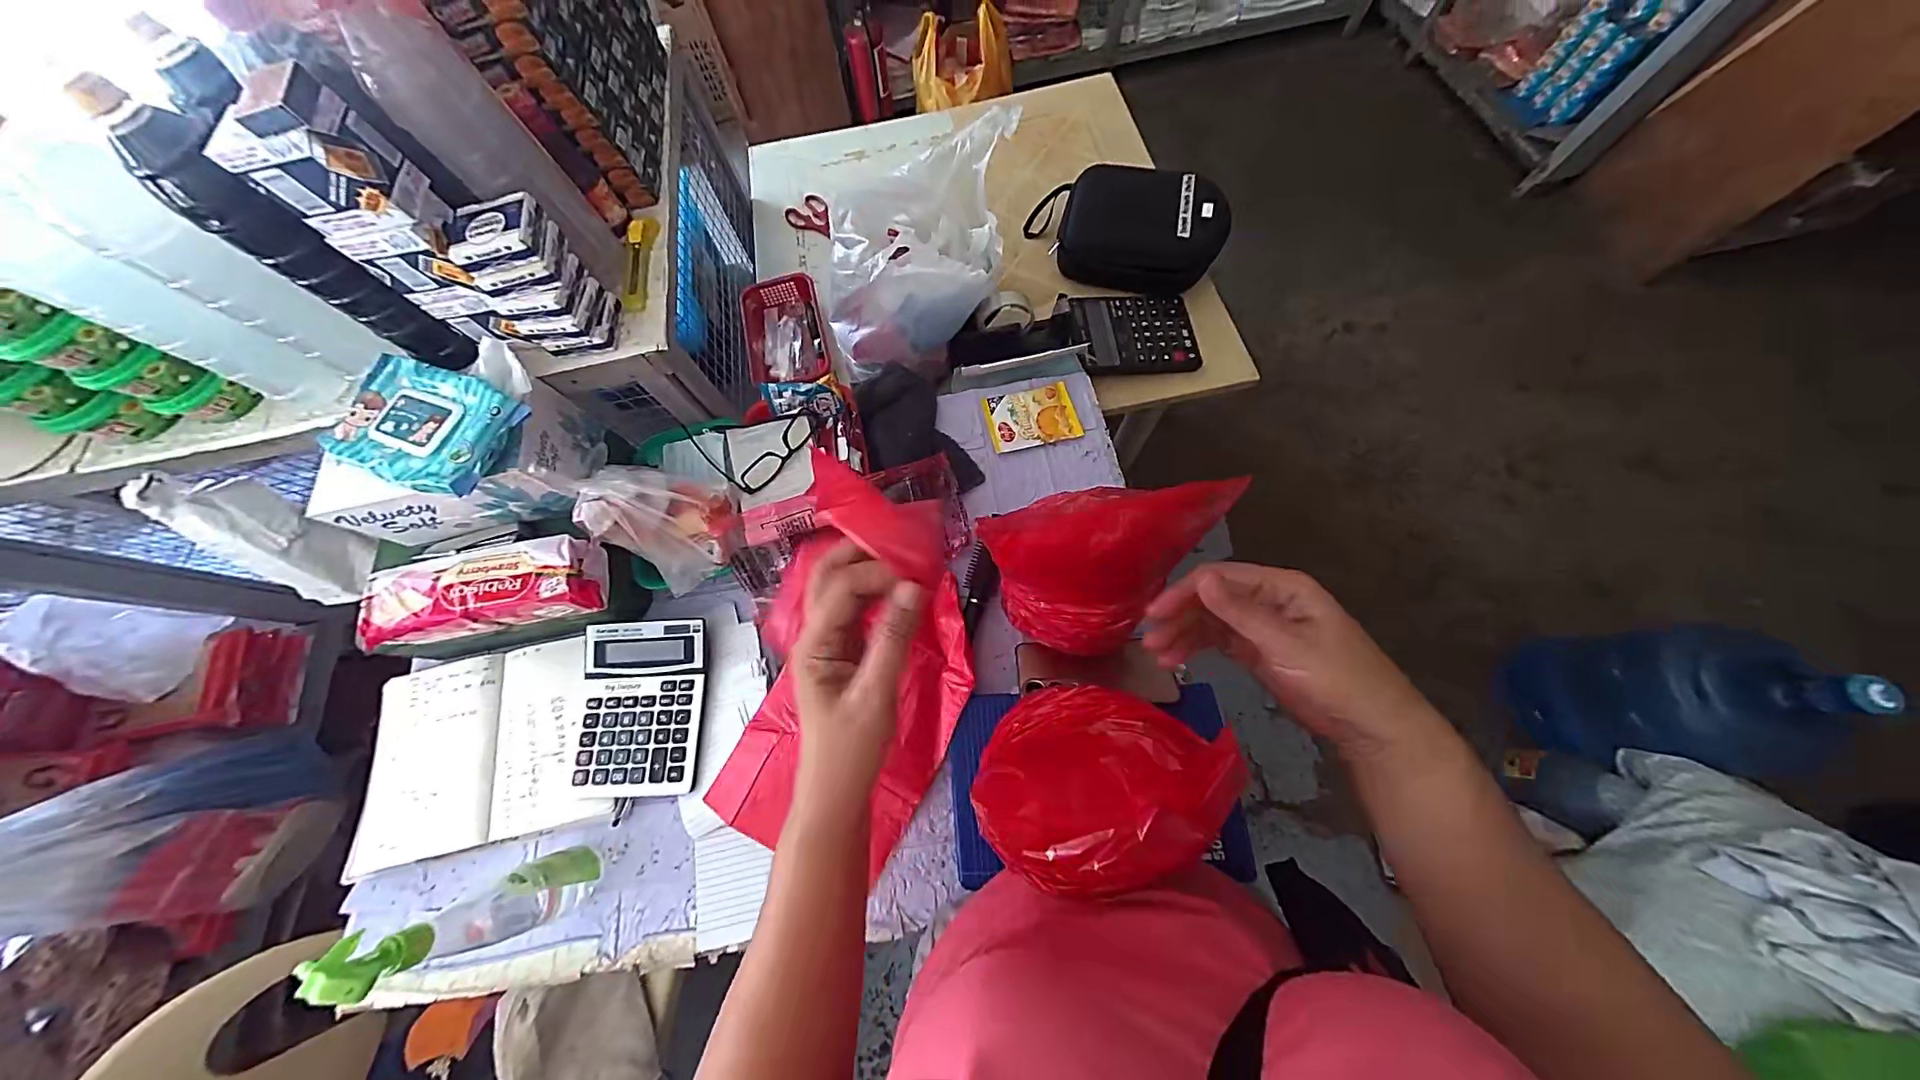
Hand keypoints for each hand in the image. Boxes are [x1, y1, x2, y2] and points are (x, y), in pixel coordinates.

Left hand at [791, 542, 924, 812]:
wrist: (836, 791)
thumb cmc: (851, 751)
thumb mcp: (876, 694)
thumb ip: (894, 639)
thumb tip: (913, 588)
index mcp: (814, 644)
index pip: (843, 588)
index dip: (878, 573)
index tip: (917, 573)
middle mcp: (815, 635)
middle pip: (829, 576)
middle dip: (862, 554)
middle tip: (904, 544)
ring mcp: (828, 643)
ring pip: (842, 590)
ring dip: (870, 571)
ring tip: (906, 561)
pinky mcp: (843, 653)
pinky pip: (858, 611)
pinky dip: (878, 595)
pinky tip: (901, 592)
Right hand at [1142, 562, 1445, 759]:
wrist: (1373, 729)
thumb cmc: (1337, 680)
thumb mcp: (1286, 645)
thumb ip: (1240, 612)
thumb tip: (1199, 578)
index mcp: (1282, 587)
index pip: (1221, 578)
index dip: (1184, 592)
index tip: (1154, 615)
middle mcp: (1268, 601)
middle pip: (1212, 598)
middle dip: (1179, 616)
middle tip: (1149, 639)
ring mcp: (1263, 627)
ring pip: (1211, 621)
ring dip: (1183, 634)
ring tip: (1156, 655)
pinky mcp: (1259, 652)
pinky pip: (1219, 642)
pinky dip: (1197, 649)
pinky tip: (1176, 660)